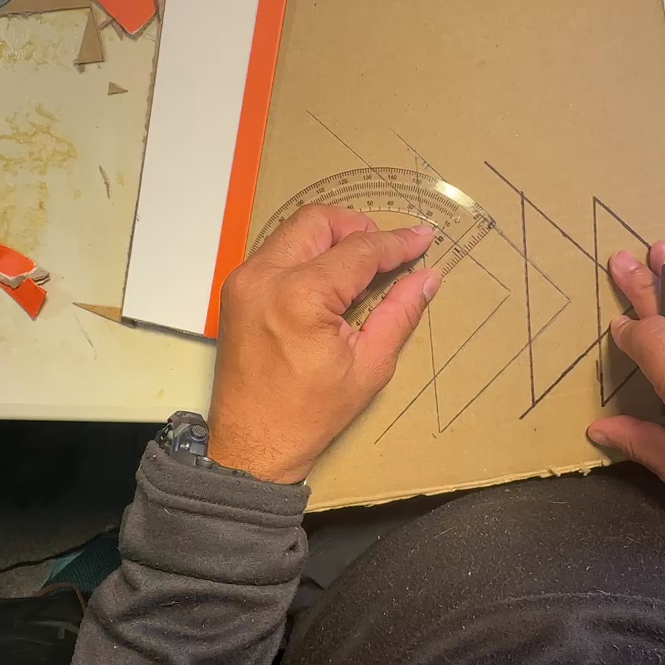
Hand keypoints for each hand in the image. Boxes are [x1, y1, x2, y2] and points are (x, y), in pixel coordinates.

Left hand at [207, 204, 441, 483]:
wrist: (253, 443)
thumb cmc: (311, 413)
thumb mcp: (370, 366)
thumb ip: (400, 312)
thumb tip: (428, 277)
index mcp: (301, 296)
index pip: (359, 250)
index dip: (396, 242)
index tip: (423, 238)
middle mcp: (266, 276)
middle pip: (319, 221)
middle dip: (358, 228)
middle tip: (386, 253)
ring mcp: (245, 280)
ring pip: (295, 230)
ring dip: (331, 239)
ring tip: (359, 269)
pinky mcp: (237, 289)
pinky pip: (278, 250)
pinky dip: (307, 253)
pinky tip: (328, 281)